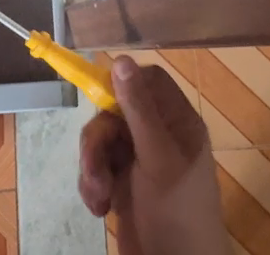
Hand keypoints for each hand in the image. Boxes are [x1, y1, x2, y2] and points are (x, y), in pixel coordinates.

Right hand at [78, 56, 230, 254]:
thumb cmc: (176, 211)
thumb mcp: (158, 157)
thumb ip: (138, 108)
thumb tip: (121, 58)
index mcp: (178, 122)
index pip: (149, 81)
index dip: (123, 83)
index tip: (103, 98)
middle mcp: (159, 135)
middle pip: (116, 109)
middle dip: (98, 137)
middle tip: (94, 163)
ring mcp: (139, 160)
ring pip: (102, 138)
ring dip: (92, 166)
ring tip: (98, 196)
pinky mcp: (122, 183)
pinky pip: (97, 166)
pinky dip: (92, 185)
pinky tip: (100, 207)